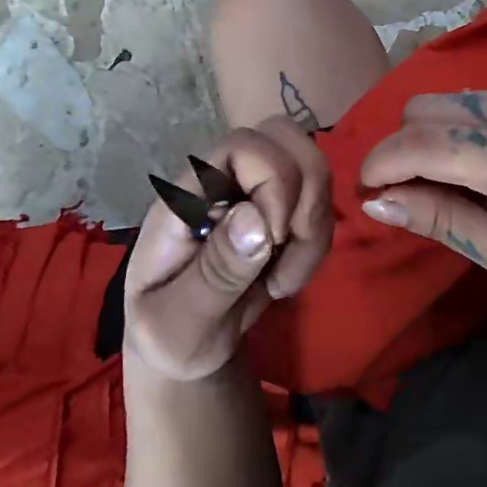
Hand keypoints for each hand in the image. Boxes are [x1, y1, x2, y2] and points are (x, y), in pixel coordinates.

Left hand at [125, 117, 333, 380]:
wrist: (183, 349)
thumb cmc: (168, 336)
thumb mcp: (180, 325)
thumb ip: (215, 274)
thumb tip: (256, 217)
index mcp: (186, 198)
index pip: (242, 145)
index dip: (274, 182)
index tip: (272, 240)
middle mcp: (220, 182)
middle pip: (284, 136)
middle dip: (306, 195)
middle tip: (286, 252)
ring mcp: (251, 193)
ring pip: (310, 166)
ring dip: (314, 224)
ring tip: (283, 276)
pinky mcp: (276, 212)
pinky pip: (318, 203)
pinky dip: (318, 240)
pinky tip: (287, 276)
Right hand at [359, 88, 486, 294]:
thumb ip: (439, 220)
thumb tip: (374, 201)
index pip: (420, 143)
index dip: (380, 165)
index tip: (366, 195)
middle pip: (418, 112)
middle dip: (396, 151)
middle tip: (404, 196)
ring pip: (432, 102)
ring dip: (416, 139)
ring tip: (434, 183)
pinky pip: (455, 103)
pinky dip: (439, 130)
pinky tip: (460, 165)